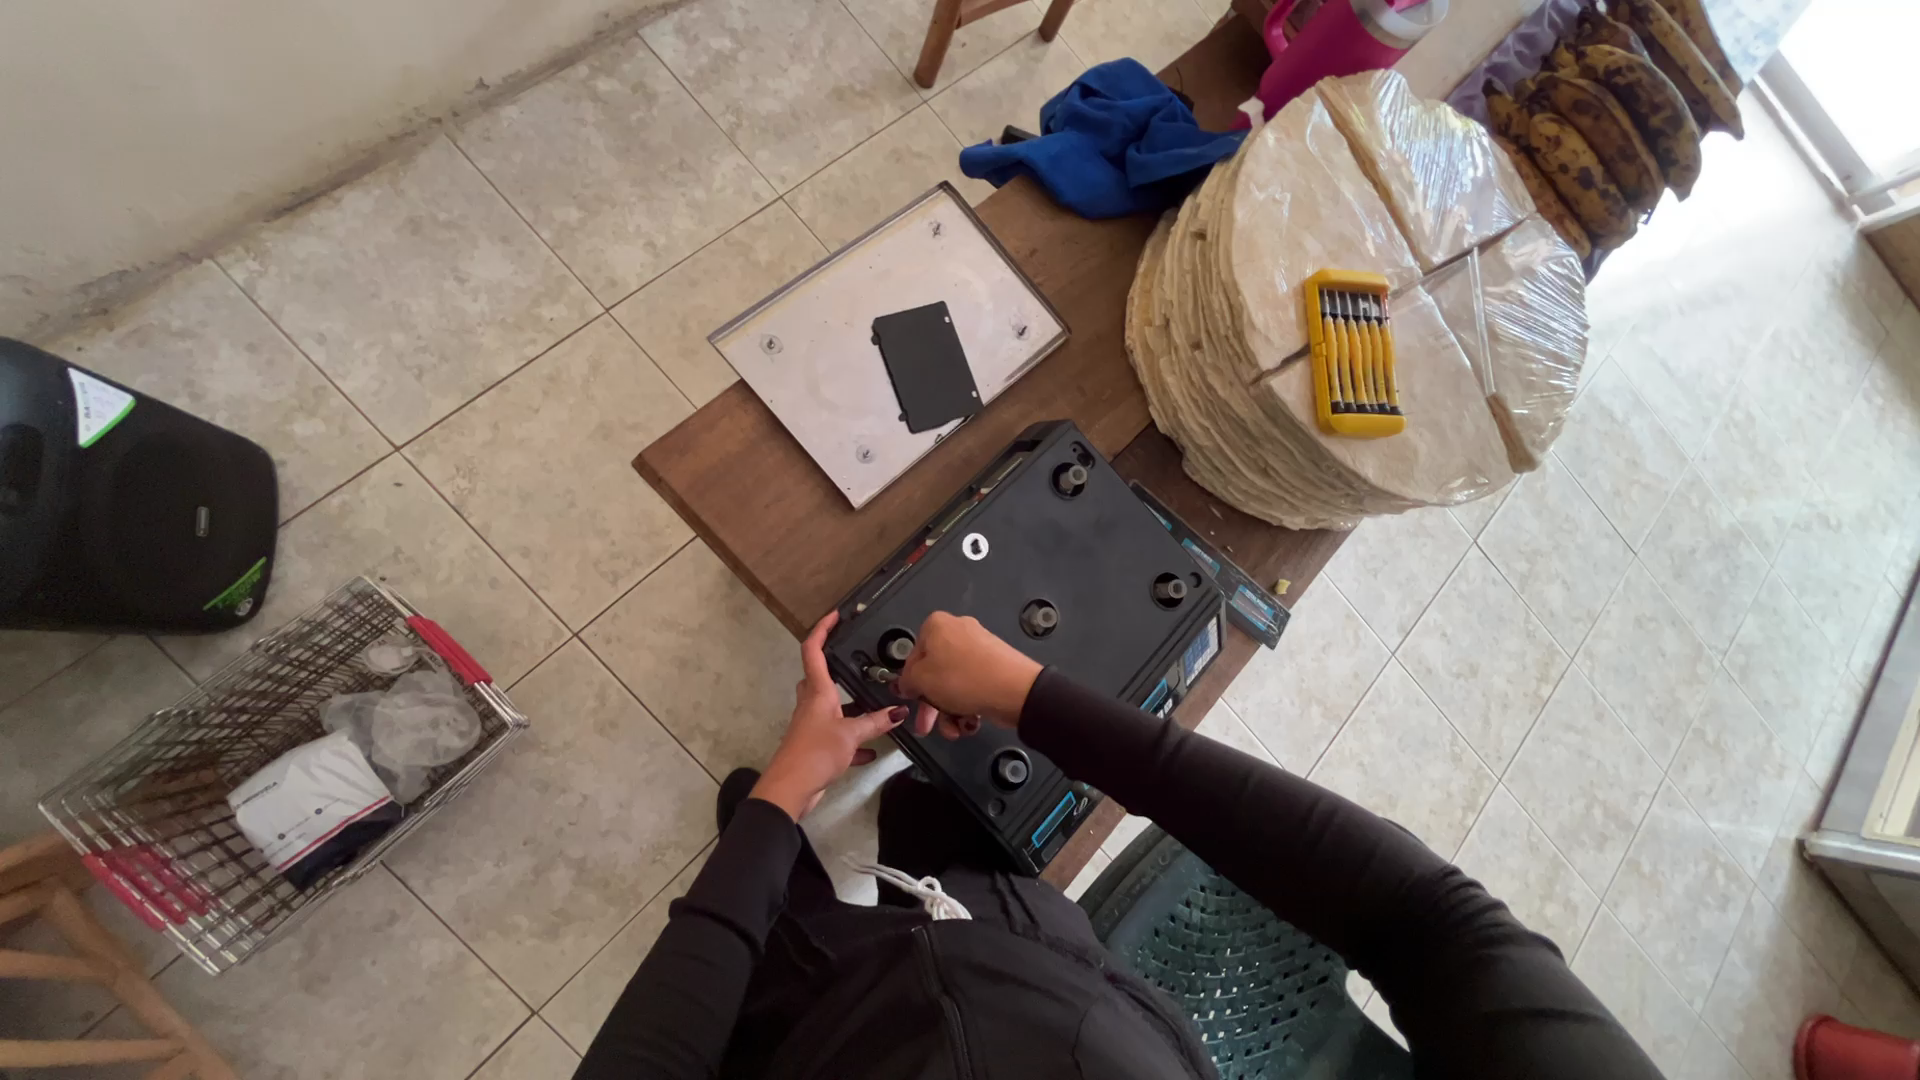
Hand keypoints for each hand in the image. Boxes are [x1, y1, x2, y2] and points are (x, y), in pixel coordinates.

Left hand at [751, 611, 904, 821]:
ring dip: (851, 707)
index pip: (813, 650)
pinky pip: (838, 736)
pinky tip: (872, 750)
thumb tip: (899, 711)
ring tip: (876, 707)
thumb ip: (876, 722)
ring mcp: (812, 726)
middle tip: (858, 662)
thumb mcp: (852, 734)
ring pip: (831, 708)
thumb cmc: (816, 752)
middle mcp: (811, 704)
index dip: (822, 629)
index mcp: (817, 692)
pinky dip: (855, 741)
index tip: (835, 616)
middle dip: (836, 667)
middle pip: (819, 677)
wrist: (790, 789)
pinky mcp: (816, 747)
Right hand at [895, 612, 1041, 739]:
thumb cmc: (962, 679)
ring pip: (953, 684)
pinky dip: (968, 705)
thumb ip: (906, 681)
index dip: (911, 684)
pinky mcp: (995, 664)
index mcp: (936, 625)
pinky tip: (970, 722)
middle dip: (931, 704)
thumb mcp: (921, 681)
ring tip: (954, 729)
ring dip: (949, 711)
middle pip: (935, 673)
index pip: (913, 657)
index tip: (912, 702)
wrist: (1014, 690)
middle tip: (927, 726)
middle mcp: (958, 630)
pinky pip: (972, 685)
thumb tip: (907, 684)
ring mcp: (979, 647)